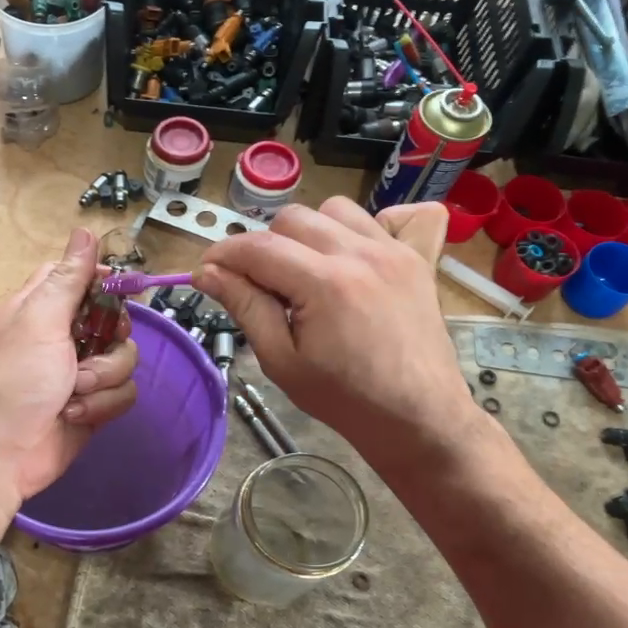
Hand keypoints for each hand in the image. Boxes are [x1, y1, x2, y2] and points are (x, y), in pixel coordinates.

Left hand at [0, 228, 138, 501]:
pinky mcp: (93, 406)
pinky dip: (103, 405)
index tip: (116, 291)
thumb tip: (84, 230)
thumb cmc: (14, 381)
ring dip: (104, 377)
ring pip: (124, 358)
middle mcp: (61, 338)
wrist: (2, 454)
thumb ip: (68, 279)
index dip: (100, 281)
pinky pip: (123, 393)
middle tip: (91, 347)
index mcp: (39, 309)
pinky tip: (76, 415)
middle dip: (111, 337)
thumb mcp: (39, 320)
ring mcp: (78, 373)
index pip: (76, 277)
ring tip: (75, 394)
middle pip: (112, 318)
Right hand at [193, 196, 476, 474]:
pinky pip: (402, 215)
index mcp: (324, 283)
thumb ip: (246, 308)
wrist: (417, 417)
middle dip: (265, 246)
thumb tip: (207, 273)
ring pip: (335, 211)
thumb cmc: (344, 399)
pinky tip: (362, 254)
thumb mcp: (282, 361)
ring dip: (311, 234)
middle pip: (292, 219)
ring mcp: (394, 251)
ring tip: (309, 273)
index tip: (208, 273)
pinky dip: (376, 224)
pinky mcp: (419, 258)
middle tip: (262, 287)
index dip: (223, 255)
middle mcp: (360, 253)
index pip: (257, 247)